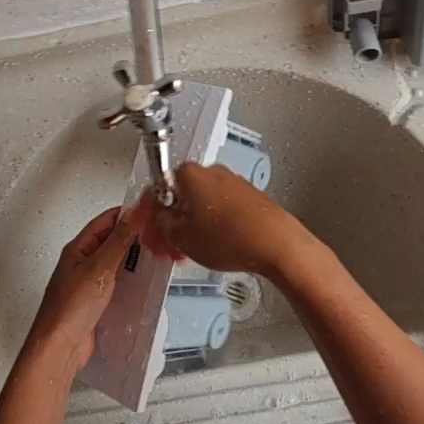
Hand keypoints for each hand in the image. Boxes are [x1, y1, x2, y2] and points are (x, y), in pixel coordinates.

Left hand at [28, 206, 143, 369]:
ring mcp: (90, 282)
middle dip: (136, 237)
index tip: (152, 213)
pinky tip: (146, 283)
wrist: (60, 348)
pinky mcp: (97, 300)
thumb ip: (119, 241)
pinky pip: (118, 283)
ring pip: (118, 262)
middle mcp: (84, 262)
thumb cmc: (70, 308)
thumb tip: (135, 215)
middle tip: (159, 235)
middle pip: (114, 240)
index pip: (107, 220)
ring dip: (136, 259)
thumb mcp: (99, 268)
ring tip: (158, 256)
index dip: (129, 214)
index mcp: (79, 248)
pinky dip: (132, 280)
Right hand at [139, 163, 318, 278]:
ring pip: (201, 203)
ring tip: (190, 251)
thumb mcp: (182, 238)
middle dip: (171, 221)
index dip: (150, 213)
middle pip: (181, 195)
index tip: (148, 227)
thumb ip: (163, 225)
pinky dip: (212, 224)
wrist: (275, 243)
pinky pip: (221, 208)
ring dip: (191, 225)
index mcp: (190, 174)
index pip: (158, 188)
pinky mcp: (249, 197)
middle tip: (166, 243)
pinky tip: (213, 246)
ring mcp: (233, 183)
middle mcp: (212, 172)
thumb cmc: (231, 237)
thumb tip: (162, 220)